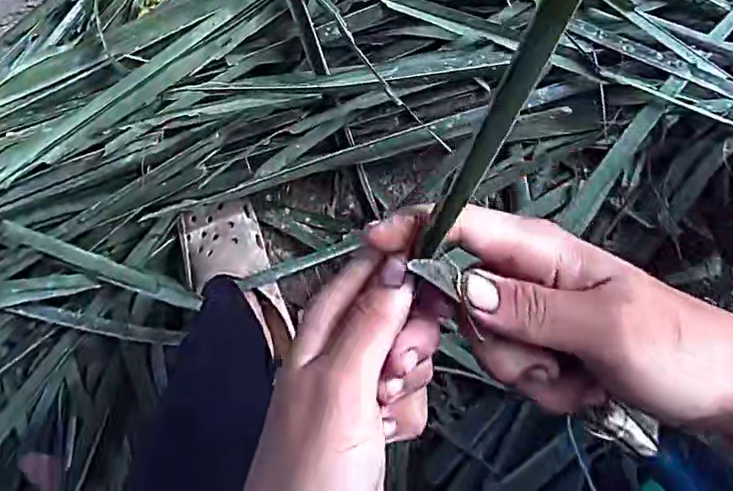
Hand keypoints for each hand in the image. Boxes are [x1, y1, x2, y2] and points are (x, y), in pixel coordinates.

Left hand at [244, 250, 440, 490]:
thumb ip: (371, 322)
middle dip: (408, 337)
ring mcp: (358, 383)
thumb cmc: (305, 472)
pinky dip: (407, 412)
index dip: (397, 263)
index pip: (364, 267)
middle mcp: (339, 347)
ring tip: (383, 407)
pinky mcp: (374, 415)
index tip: (427, 269)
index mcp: (320, 325)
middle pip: (395, 311)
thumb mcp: (341, 384)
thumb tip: (397, 267)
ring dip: (408, 380)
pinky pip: (412, 392)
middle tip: (397, 365)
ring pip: (409, 352)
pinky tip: (386, 432)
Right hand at [366, 206, 732, 429]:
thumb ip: (530, 307)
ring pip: (486, 338)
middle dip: (493, 338)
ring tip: (580, 374)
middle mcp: (528, 271)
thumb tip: (461, 286)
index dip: (413, 227)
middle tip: (543, 360)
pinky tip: (586, 386)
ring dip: (527, 370)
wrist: (727, 390)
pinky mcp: (546, 342)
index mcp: (538, 246)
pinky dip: (545, 387)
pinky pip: (515, 366)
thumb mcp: (604, 327)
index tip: (373, 242)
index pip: (459, 223)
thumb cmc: (675, 344)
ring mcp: (535, 308)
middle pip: (462, 294)